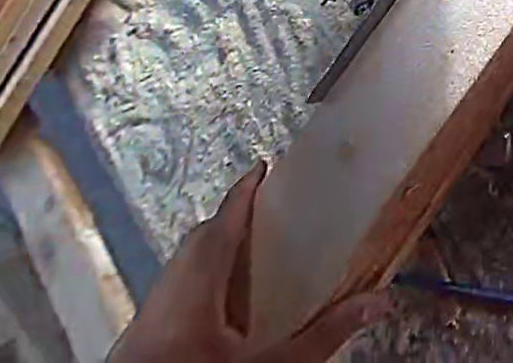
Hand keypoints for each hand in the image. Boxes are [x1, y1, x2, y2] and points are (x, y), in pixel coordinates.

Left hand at [108, 163, 388, 362]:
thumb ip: (321, 334)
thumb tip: (379, 300)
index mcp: (191, 296)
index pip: (219, 229)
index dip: (241, 196)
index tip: (262, 167)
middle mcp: (160, 307)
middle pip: (192, 247)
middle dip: (227, 222)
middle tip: (265, 207)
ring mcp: (138, 334)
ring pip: (176, 275)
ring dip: (210, 254)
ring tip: (250, 248)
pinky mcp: (133, 355)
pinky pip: (168, 302)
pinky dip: (198, 286)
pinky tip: (222, 304)